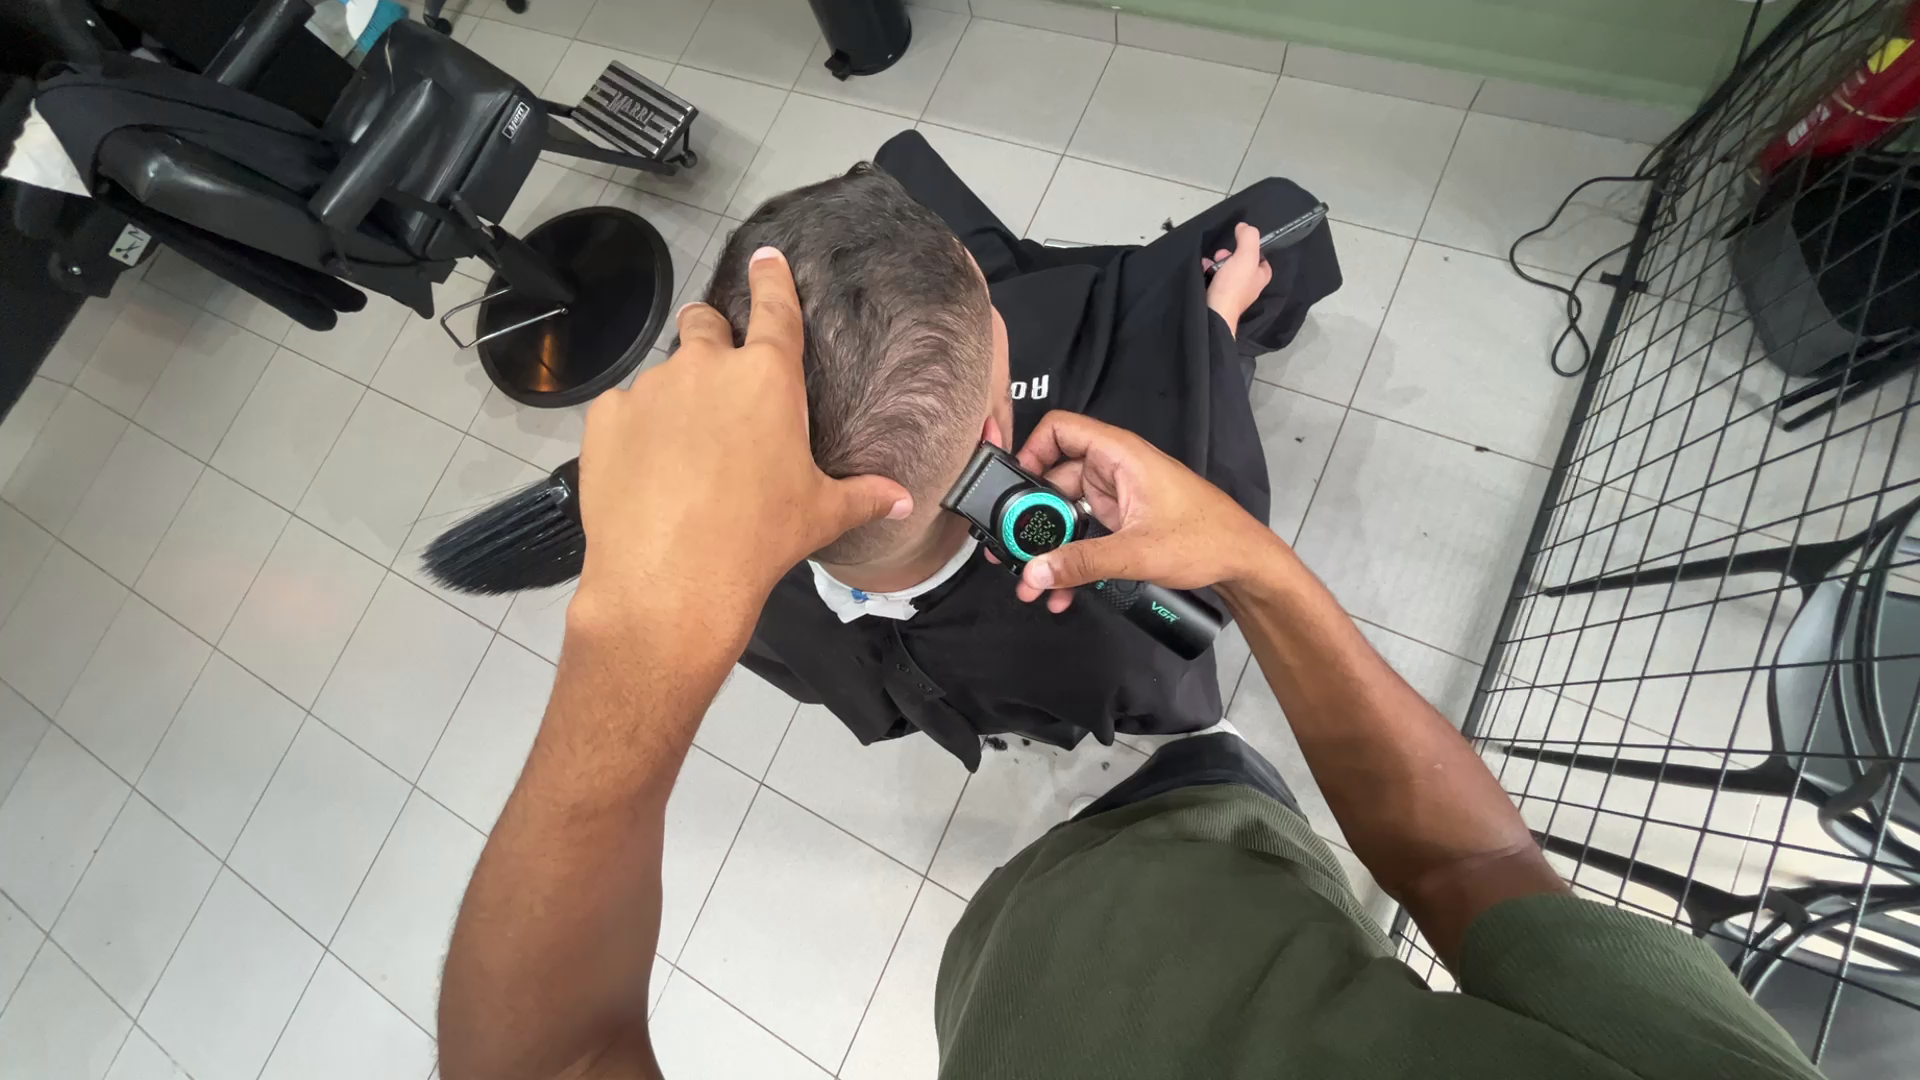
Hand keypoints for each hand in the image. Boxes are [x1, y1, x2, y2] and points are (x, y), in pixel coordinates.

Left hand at [573, 247, 911, 621]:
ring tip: (683, 451)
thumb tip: (905, 500)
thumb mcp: (821, 514)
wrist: (673, 580)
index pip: (775, 307)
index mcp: (767, 379)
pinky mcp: (606, 418)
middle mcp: (707, 368)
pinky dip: (639, 428)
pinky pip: (626, 409)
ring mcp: (651, 389)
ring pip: (666, 372)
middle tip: (720, 381)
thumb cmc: (761, 536)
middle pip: (706, 322)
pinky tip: (648, 470)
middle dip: (714, 336)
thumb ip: (865, 496)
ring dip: (679, 395)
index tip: (765, 256)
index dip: (772, 277)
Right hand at [1012, 410, 1281, 610]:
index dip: (1030, 451)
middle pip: (1052, 478)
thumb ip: (1083, 561)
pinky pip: (1081, 534)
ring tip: (1029, 582)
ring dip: (1047, 547)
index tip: (1011, 489)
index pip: (1059, 429)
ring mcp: (1114, 495)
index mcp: (1119, 454)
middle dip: (1029, 517)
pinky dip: (1069, 558)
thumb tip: (1034, 572)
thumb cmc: (1205, 538)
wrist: (1243, 561)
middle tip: (1006, 550)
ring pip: (1064, 513)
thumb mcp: (1138, 551)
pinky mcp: (1118, 520)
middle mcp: (1112, 469)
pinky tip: (1060, 590)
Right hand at [1203, 222, 1271, 337]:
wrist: (1214, 312)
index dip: (1251, 249)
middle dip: (1229, 255)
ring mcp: (1233, 294)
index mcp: (1260, 277)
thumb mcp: (1246, 255)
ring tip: (1209, 263)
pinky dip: (1208, 274)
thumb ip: (1248, 237)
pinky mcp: (1218, 299)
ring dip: (1216, 264)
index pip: (1261, 258)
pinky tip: (1203, 271)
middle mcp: (1249, 286)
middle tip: (1221, 255)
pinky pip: (1214, 282)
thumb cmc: (1233, 286)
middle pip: (1241, 264)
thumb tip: (1244, 227)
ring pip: (1226, 272)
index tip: (1240, 244)